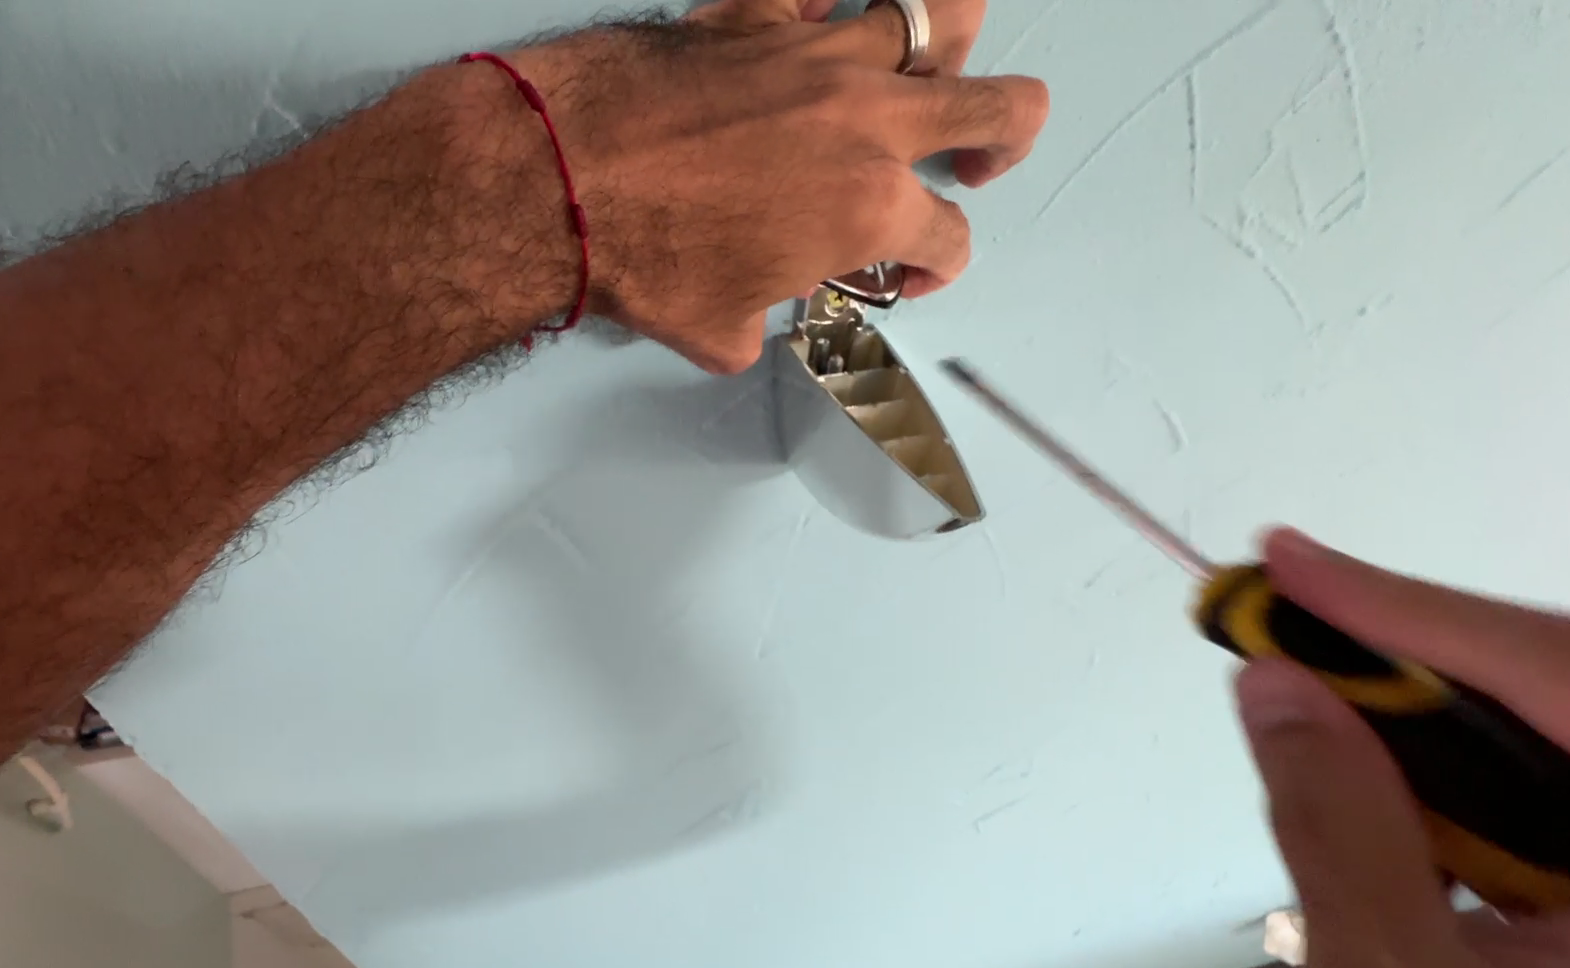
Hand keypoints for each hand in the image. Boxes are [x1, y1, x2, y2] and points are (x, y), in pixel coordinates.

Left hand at [512, 0, 1047, 371]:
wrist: (564, 181)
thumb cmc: (647, 268)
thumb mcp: (719, 333)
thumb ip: (760, 325)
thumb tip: (753, 316)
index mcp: (869, 209)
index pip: (948, 239)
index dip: (937, 268)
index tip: (901, 279)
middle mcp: (868, 120)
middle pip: (1002, 106)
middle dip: (1004, 141)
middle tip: (970, 164)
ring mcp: (818, 51)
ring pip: (939, 9)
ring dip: (945, 46)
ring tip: (919, 74)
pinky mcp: (756, 10)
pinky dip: (823, 6)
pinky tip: (806, 30)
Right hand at [1234, 529, 1569, 967]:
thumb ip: (1334, 834)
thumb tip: (1273, 688)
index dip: (1418, 612)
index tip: (1288, 563)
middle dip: (1412, 647)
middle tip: (1282, 617)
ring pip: (1551, 720)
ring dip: (1416, 698)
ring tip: (1310, 686)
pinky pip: (1537, 763)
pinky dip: (1434, 745)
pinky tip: (1369, 751)